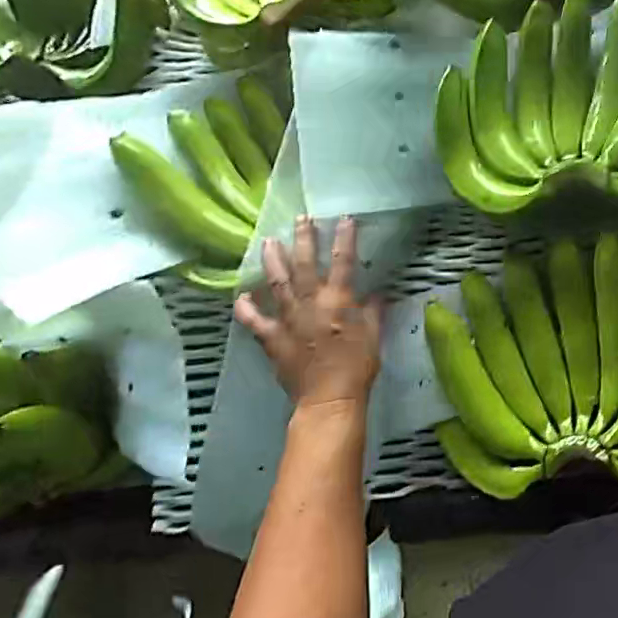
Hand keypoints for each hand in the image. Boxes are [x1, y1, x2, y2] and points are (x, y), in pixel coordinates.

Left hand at [236, 215, 384, 410]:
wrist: (328, 399)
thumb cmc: (356, 368)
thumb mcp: (373, 337)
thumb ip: (373, 312)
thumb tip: (377, 293)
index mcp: (338, 300)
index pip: (343, 261)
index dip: (345, 238)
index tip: (345, 218)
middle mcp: (310, 302)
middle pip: (305, 264)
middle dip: (303, 239)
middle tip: (300, 218)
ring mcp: (288, 319)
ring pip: (277, 282)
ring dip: (272, 260)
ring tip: (268, 242)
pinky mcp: (272, 338)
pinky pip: (254, 320)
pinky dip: (246, 308)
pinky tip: (241, 296)